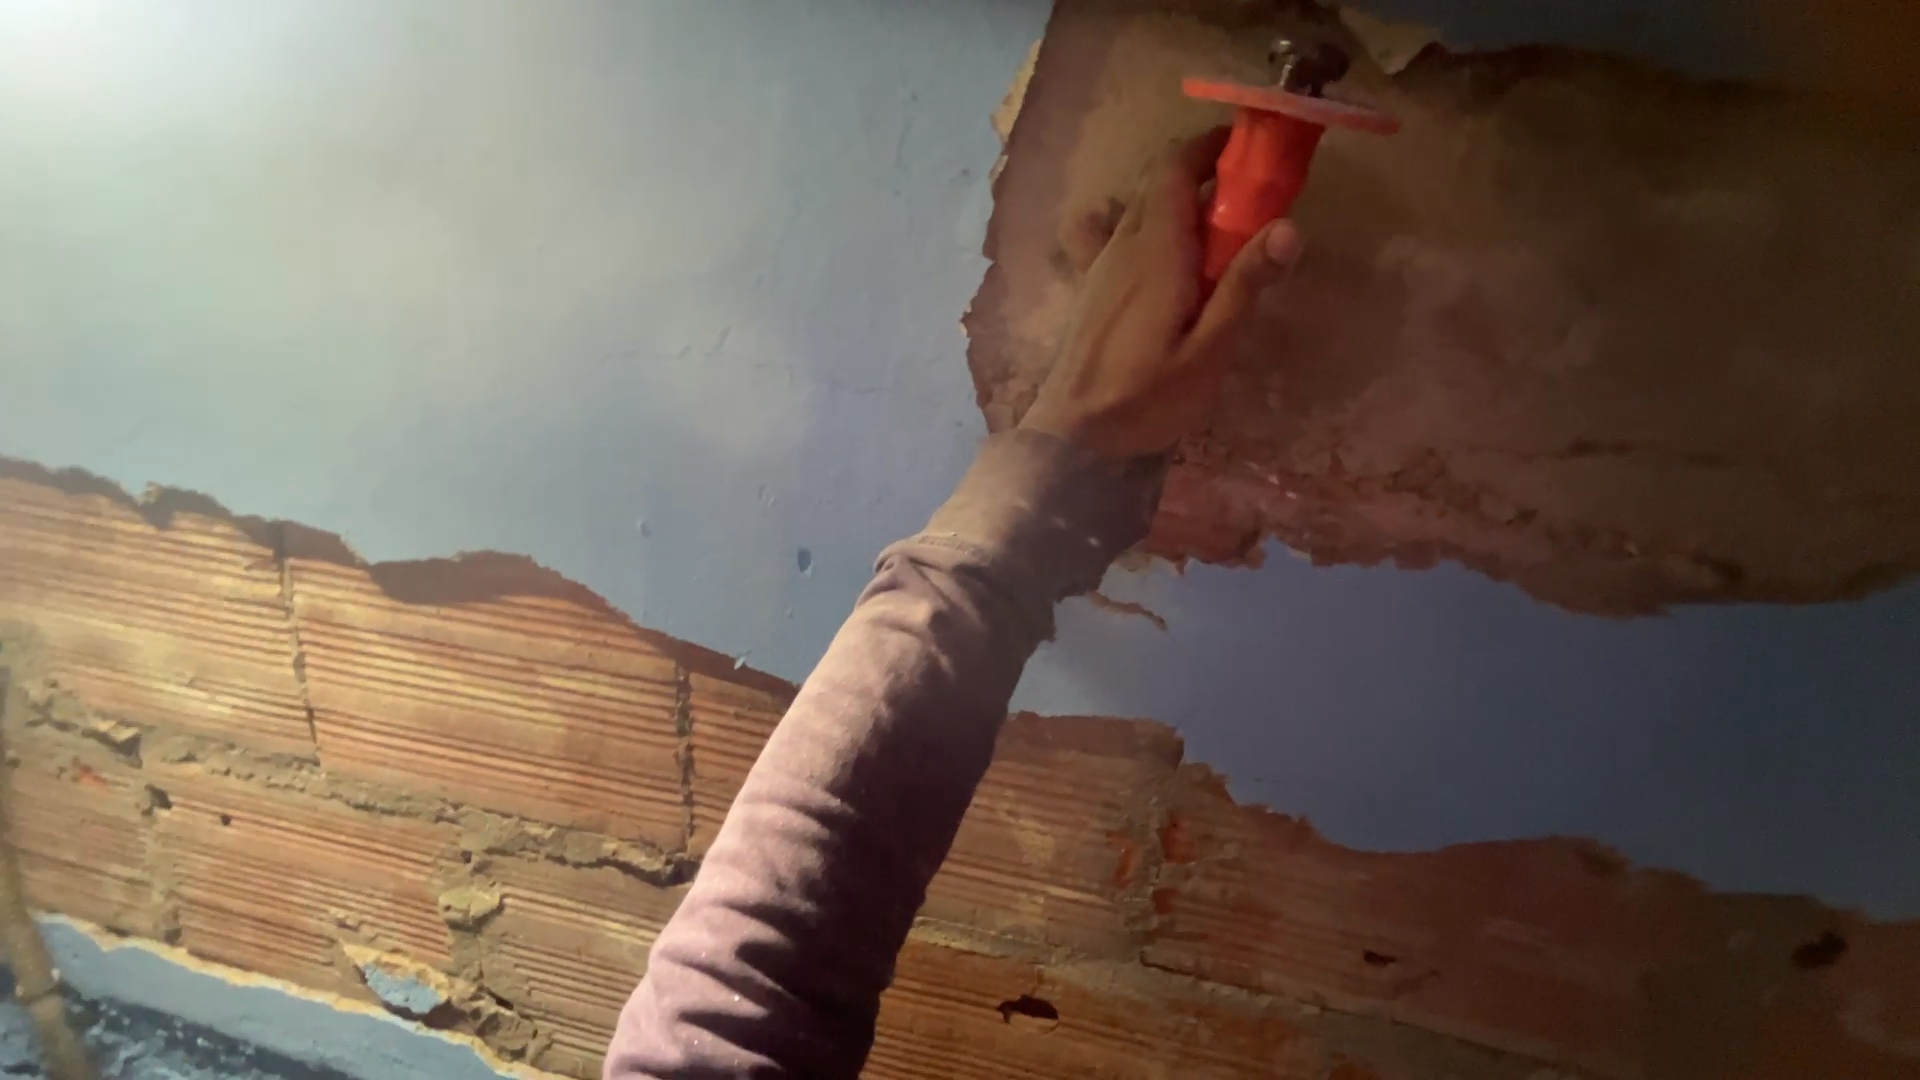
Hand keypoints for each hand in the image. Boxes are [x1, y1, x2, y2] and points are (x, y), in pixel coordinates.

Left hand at [1019, 127, 1302, 462]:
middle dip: (1199, 178)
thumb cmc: (1144, 399)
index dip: (1208, 146)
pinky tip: (1159, 267)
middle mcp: (1119, 248)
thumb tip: (1288, 226)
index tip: (1246, 148)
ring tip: (1210, 240)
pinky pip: (1111, 242)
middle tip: (1243, 203)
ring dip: (1172, 208)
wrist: (1071, 436)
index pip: (1172, 168)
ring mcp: (1096, 271)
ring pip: (1133, 214)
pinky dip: (1140, 234)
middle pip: (1155, 187)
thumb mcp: (1207, 352)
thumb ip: (1243, 287)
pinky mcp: (1087, 296)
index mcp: (1154, 251)